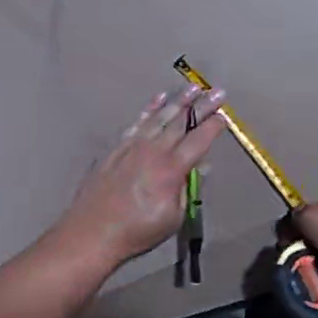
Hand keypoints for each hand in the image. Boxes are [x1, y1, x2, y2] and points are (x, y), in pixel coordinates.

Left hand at [55, 85, 226, 266]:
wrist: (93, 230)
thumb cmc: (137, 231)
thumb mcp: (173, 217)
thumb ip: (186, 188)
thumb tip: (198, 167)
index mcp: (171, 169)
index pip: (198, 141)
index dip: (213, 127)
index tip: (224, 115)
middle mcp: (154, 150)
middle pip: (181, 123)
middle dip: (201, 106)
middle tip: (217, 91)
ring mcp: (133, 145)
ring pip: (160, 117)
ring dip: (178, 101)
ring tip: (192, 87)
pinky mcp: (117, 146)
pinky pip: (137, 122)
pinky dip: (149, 108)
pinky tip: (158, 99)